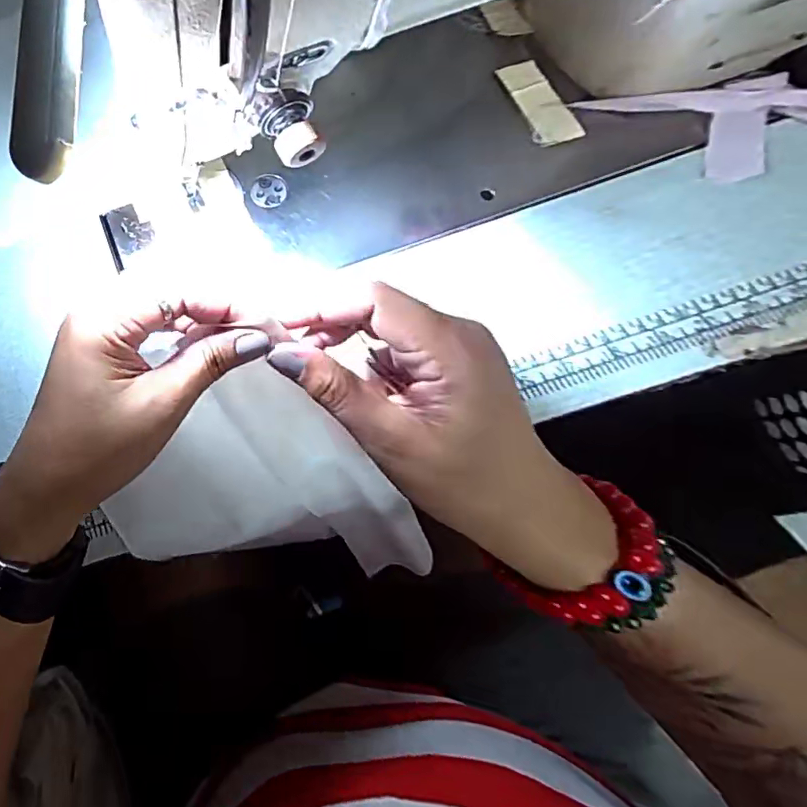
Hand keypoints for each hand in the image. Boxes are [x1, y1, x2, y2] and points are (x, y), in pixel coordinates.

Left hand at [0, 294, 272, 562]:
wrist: (46, 489)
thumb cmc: (97, 452)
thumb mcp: (160, 404)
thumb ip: (208, 362)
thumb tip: (255, 338)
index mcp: (101, 320)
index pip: (175, 292)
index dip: (224, 305)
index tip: (263, 323)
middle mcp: (95, 311)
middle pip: (168, 291)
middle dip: (216, 307)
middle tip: (258, 327)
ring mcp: (96, 327)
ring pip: (160, 305)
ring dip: (202, 318)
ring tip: (242, 333)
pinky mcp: (100, 344)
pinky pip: (148, 324)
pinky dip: (180, 330)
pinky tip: (208, 341)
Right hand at [271, 283, 617, 589]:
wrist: (526, 508)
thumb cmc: (464, 482)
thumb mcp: (392, 440)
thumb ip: (337, 391)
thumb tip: (282, 353)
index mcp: (448, 342)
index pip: (374, 298)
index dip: (322, 305)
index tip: (280, 327)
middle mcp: (457, 328)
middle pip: (380, 303)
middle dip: (330, 319)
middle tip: (287, 346)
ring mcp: (460, 340)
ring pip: (389, 319)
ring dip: (348, 335)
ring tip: (311, 361)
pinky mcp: (456, 356)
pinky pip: (404, 339)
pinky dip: (371, 352)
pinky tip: (353, 378)